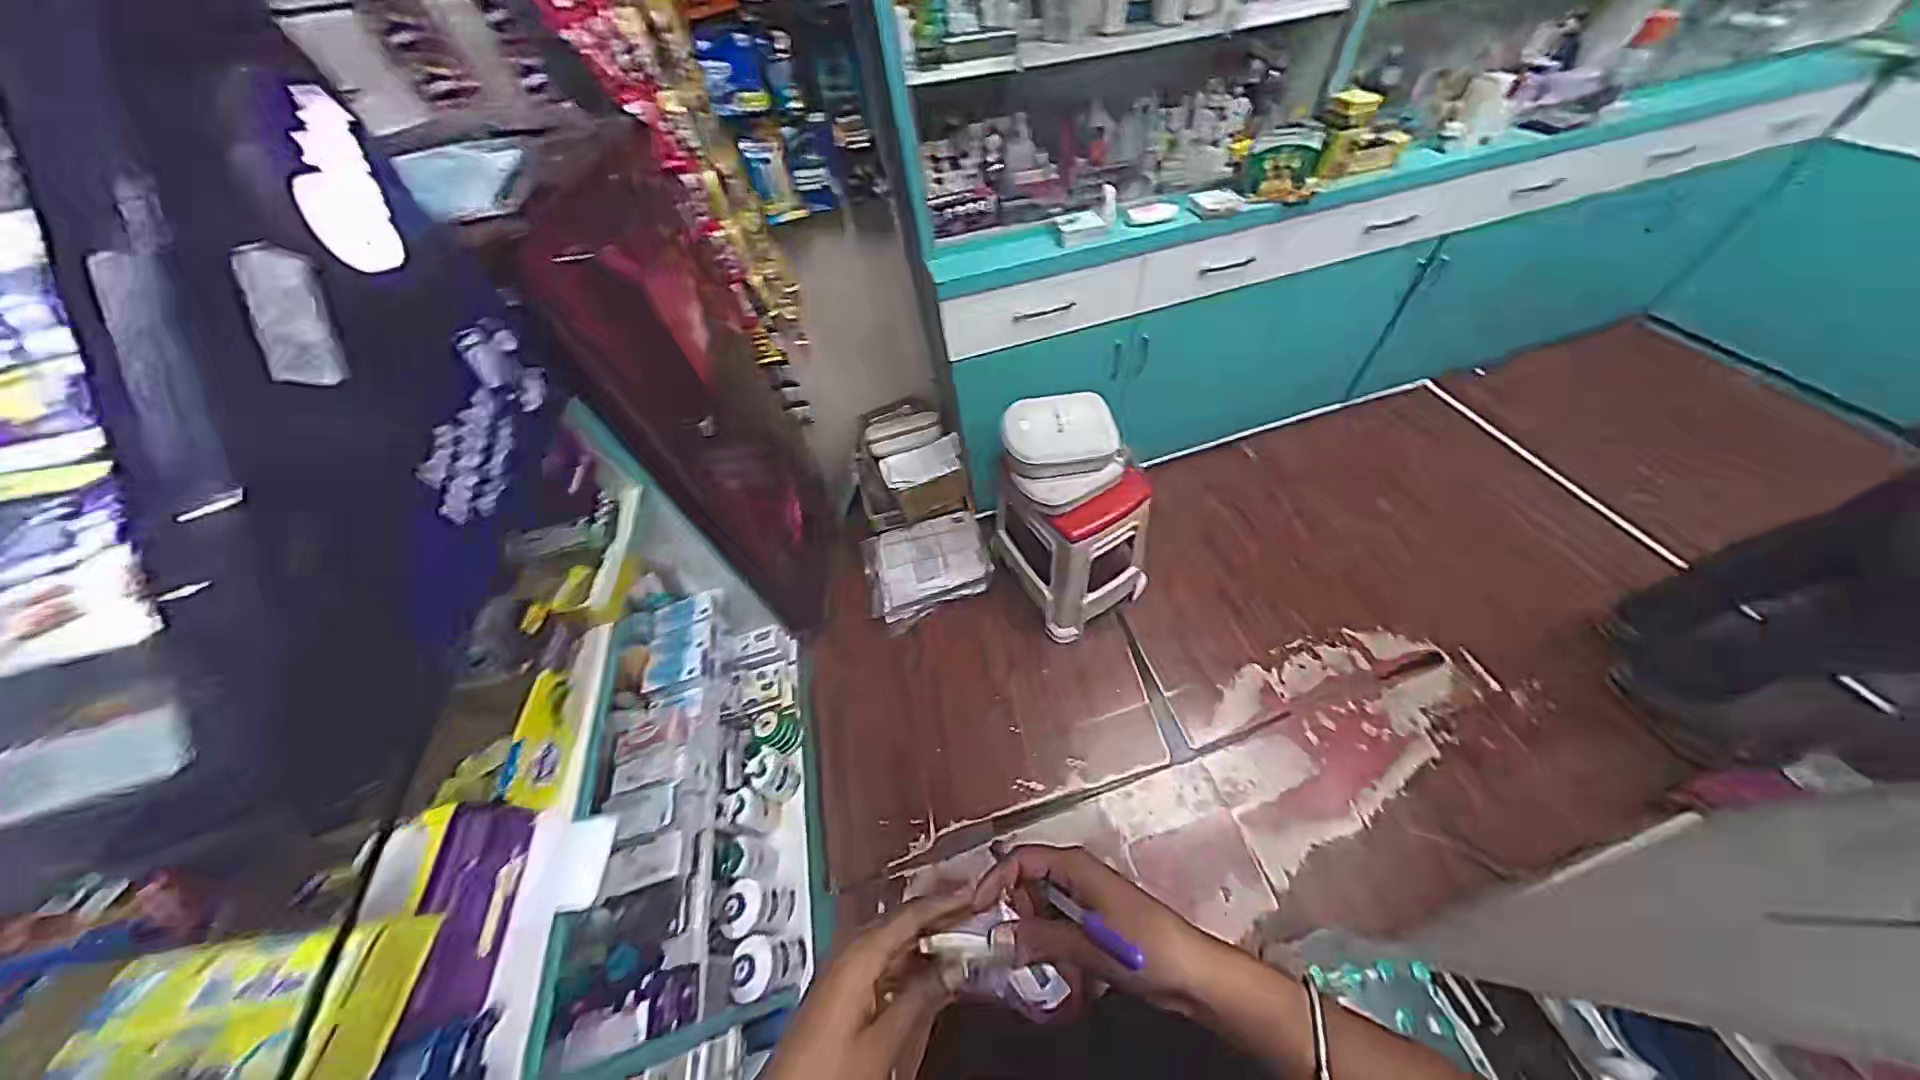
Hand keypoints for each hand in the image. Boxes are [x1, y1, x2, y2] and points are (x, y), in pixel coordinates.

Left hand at [765, 892, 973, 1079]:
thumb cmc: (826, 1072)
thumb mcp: (882, 1041)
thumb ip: (920, 999)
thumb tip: (952, 968)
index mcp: (859, 955)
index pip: (909, 914)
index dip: (943, 904)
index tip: (971, 897)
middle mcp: (848, 953)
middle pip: (899, 921)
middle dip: (935, 915)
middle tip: (969, 912)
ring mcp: (842, 971)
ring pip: (892, 941)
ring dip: (923, 938)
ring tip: (957, 938)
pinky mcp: (841, 991)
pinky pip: (882, 960)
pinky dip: (908, 959)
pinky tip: (927, 972)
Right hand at [970, 845, 1238, 1015]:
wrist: (1192, 973)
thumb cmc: (1145, 947)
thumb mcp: (1088, 944)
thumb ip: (1041, 939)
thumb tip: (998, 938)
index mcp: (1074, 866)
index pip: (1021, 859)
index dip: (994, 880)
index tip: (976, 910)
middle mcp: (1076, 874)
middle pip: (1026, 881)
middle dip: (1012, 910)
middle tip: (1006, 943)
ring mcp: (1085, 897)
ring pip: (1040, 906)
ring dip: (1032, 931)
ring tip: (1034, 960)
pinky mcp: (1092, 920)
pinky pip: (1056, 924)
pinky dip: (1049, 942)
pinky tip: (1058, 969)